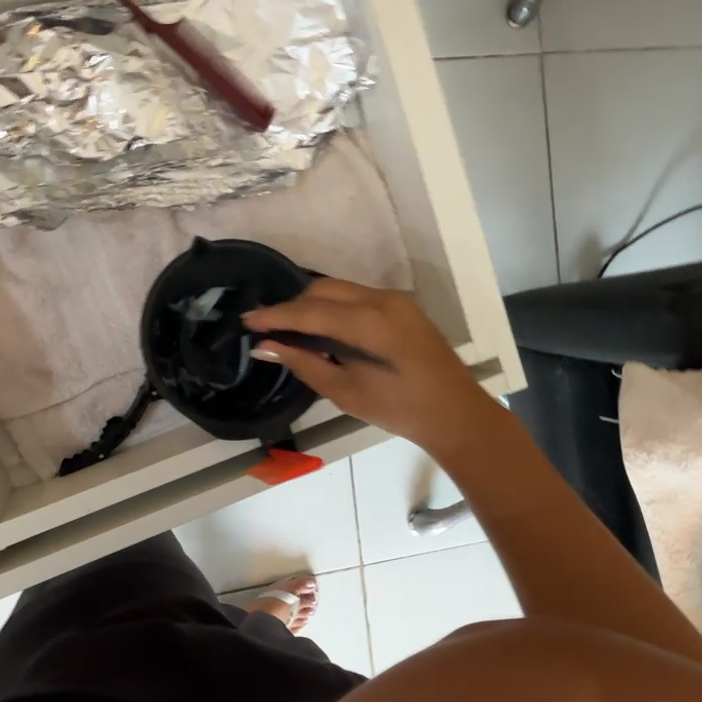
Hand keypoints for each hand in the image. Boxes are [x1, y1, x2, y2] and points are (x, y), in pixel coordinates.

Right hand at [242, 278, 499, 455]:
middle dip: (292, 305)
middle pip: (323, 290)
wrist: (455, 412)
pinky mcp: (403, 306)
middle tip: (267, 327)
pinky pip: (357, 296)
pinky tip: (323, 327)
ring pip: (340, 289)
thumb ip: (304, 363)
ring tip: (290, 327)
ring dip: (312, 303)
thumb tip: (265, 346)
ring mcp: (395, 300)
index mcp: (367, 322)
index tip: (246, 321)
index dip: (274, 315)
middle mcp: (380, 300)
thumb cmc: (399, 409)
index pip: (308, 311)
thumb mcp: (345, 392)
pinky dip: (334, 306)